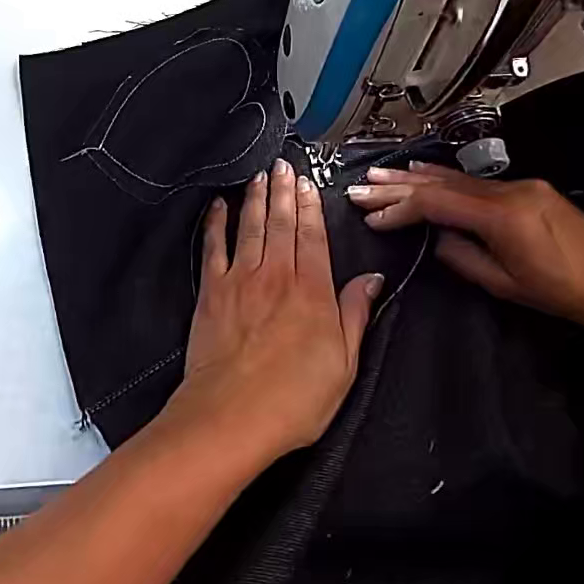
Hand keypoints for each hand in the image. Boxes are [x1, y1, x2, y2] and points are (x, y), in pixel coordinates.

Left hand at [165, 158, 383, 463]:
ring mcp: (242, 280)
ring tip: (261, 176)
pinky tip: (219, 207)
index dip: (312, 207)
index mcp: (312, 291)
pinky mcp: (212, 292)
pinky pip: (214, 247)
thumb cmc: (291, 399)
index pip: (314, 236)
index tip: (310, 185)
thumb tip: (371, 282)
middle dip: (285, 191)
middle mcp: (277, 276)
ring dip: (256, 198)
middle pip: (282, 223)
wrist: (231, 418)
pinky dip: (216, 224)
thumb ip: (356, 315)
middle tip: (285, 166)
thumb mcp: (344, 363)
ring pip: (251, 226)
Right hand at [346, 162, 583, 340]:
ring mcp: (520, 186)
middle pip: (441, 183)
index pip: (436, 202)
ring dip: (418, 178)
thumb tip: (436, 240)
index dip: (398, 206)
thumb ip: (463, 257)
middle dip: (397, 185)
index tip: (372, 213)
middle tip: (363, 186)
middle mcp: (509, 191)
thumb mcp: (506, 284)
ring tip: (383, 175)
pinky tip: (428, 174)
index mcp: (502, 215)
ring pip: (457, 178)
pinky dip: (445, 180)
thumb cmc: (569, 291)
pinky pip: (475, 182)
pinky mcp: (528, 190)